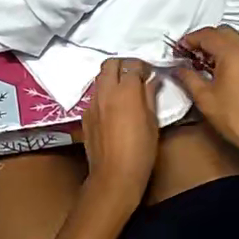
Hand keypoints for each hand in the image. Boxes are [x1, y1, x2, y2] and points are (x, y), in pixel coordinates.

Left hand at [80, 57, 158, 207]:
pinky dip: (104, 95)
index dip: (142, 66)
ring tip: (124, 91)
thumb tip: (151, 81)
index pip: (132, 65)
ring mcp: (92, 104)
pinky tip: (112, 108)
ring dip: (111, 78)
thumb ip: (150, 96)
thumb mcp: (152, 121)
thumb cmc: (140, 151)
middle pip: (110, 64)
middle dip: (123, 65)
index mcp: (126, 91)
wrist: (114, 174)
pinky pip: (94, 97)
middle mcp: (105, 92)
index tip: (149, 73)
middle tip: (135, 75)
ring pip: (99, 79)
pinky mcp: (85, 116)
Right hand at [172, 26, 238, 167]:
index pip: (208, 34)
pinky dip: (236, 57)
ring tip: (208, 65)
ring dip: (222, 48)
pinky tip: (229, 75)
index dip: (190, 39)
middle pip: (225, 33)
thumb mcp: (204, 97)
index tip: (178, 50)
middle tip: (192, 54)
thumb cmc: (233, 117)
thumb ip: (188, 77)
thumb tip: (178, 68)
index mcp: (233, 54)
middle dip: (206, 40)